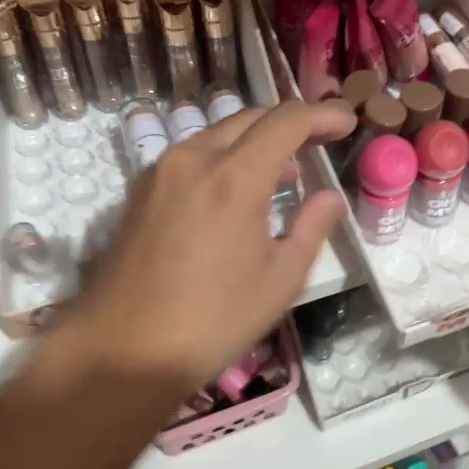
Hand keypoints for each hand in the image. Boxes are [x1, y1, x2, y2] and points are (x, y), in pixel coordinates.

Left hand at [54, 100, 355, 392]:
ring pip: (219, 134)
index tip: (347, 124)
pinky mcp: (141, 191)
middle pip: (251, 118)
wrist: (121, 353)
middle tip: (321, 141)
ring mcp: (162, 172)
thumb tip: (330, 196)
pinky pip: (194, 155)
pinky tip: (239, 190)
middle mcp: (195, 158)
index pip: (287, 120)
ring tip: (286, 170)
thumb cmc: (212, 321)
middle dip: (291, 123)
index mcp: (235, 176)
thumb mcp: (280, 280)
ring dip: (257, 140)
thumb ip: (311, 227)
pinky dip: (226, 157)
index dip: (323, 115)